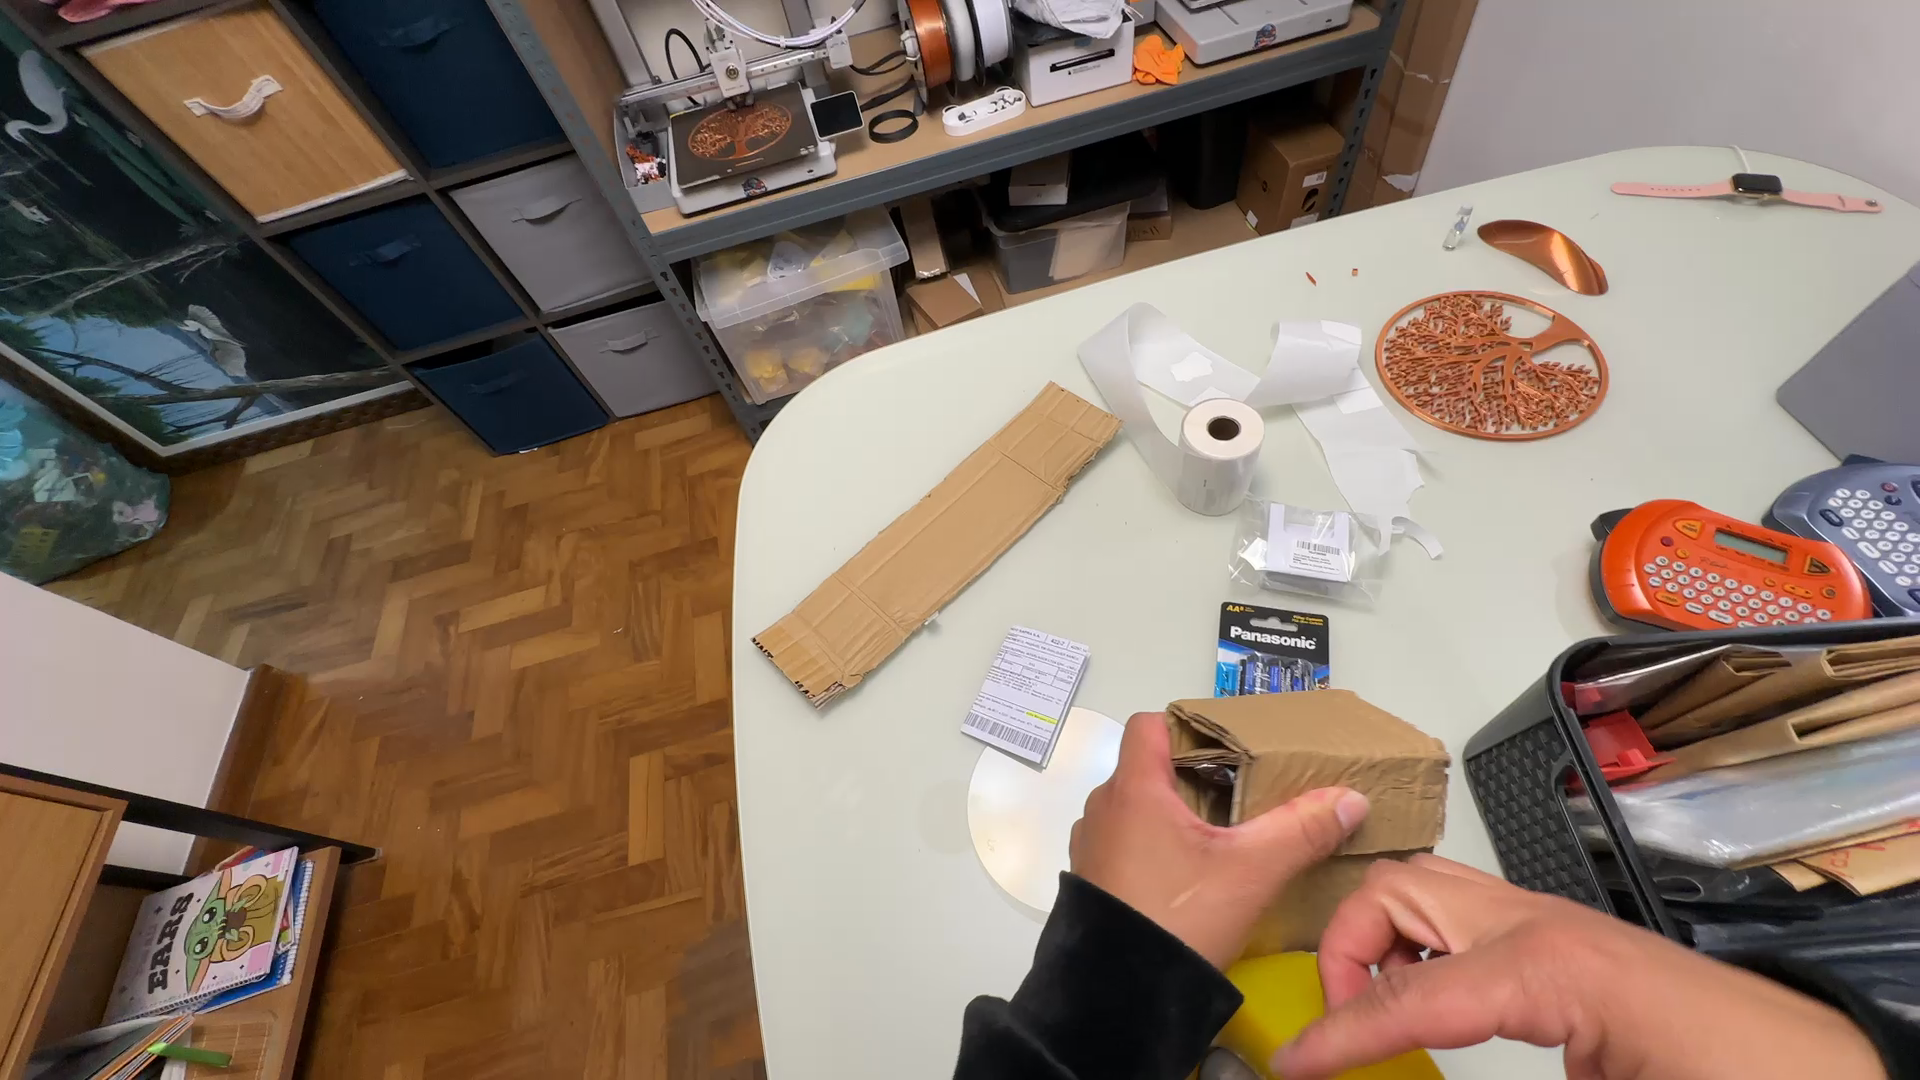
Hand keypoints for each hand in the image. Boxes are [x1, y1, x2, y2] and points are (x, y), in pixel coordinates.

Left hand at [1068, 711, 1369, 968]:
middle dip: (1189, 773)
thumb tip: (1349, 796)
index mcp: (1134, 787)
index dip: (1183, 727)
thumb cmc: (1179, 916)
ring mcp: (1091, 841)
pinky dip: (1150, 841)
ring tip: (1215, 833)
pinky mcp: (1089, 875)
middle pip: (1145, 766)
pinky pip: (1121, 838)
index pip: (1148, 725)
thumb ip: (1300, 829)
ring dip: (1169, 810)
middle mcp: (1104, 805)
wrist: (1121, 993)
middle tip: (1235, 794)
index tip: (1222, 749)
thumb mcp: (1250, 872)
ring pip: (1133, 805)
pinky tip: (1185, 871)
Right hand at [1275, 854, 1886, 1079]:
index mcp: (1545, 969)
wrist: (1834, 1076)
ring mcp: (1543, 915)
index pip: (1406, 997)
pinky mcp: (1553, 928)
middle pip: (1392, 893)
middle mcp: (1531, 920)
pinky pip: (1454, 905)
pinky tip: (1430, 990)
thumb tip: (1411, 1071)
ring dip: (1376, 932)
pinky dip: (1416, 936)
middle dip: (1345, 950)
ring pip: (1418, 882)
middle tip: (1345, 1020)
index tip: (1294, 1064)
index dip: (1339, 1034)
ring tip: (1376, 999)